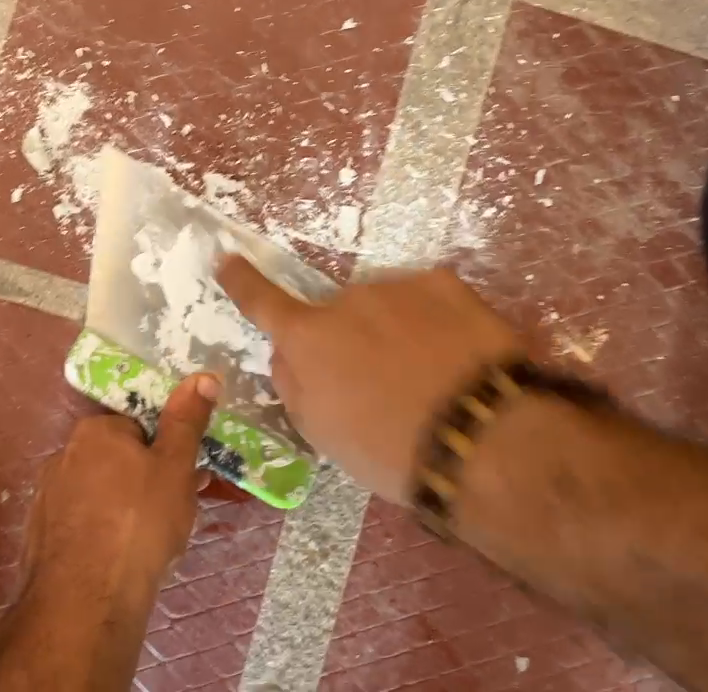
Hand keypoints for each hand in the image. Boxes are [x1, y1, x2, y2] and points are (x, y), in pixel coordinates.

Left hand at [18, 373, 219, 605]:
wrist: (86, 602)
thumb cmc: (139, 522)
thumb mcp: (175, 466)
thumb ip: (187, 420)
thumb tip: (203, 376)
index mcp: (94, 431)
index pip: (137, 427)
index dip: (164, 452)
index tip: (182, 478)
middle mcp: (63, 455)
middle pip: (116, 460)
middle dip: (144, 481)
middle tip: (171, 513)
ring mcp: (46, 498)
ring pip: (97, 494)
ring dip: (121, 509)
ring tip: (147, 544)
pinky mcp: (38, 538)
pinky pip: (79, 525)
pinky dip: (99, 536)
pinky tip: (116, 562)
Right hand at [216, 259, 524, 499]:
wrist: (480, 437)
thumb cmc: (389, 448)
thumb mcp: (322, 432)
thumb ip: (295, 383)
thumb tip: (289, 353)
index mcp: (308, 338)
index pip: (262, 302)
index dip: (242, 281)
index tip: (226, 258)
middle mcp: (346, 300)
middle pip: (339, 316)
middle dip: (352, 340)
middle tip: (385, 385)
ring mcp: (396, 286)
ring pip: (387, 308)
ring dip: (397, 333)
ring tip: (431, 379)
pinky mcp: (444, 283)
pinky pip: (427, 301)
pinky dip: (436, 325)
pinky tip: (458, 358)